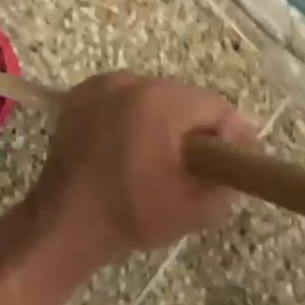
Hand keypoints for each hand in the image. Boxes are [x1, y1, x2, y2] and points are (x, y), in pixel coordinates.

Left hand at [27, 73, 257, 265]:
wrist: (65, 222)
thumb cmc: (132, 213)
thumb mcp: (199, 206)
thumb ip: (231, 178)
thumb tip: (238, 158)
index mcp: (159, 101)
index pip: (216, 108)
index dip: (234, 134)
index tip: (239, 160)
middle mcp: (127, 82)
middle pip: (183, 98)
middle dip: (197, 127)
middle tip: (203, 162)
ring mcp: (97, 87)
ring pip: (151, 97)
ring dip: (165, 121)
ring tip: (166, 156)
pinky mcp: (77, 98)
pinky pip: (121, 101)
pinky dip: (133, 118)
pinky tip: (134, 147)